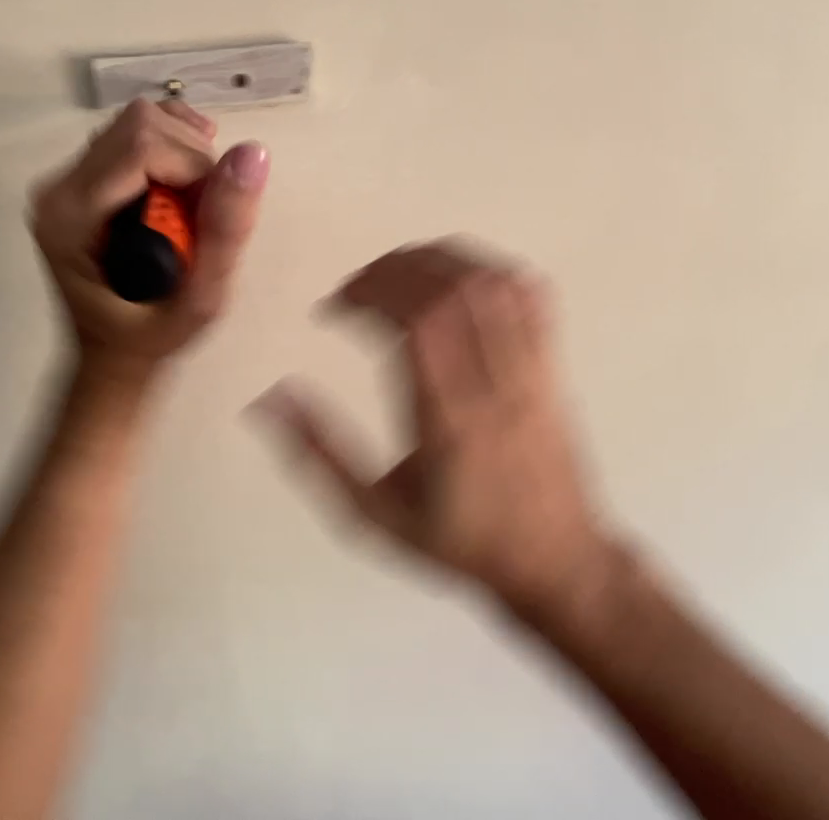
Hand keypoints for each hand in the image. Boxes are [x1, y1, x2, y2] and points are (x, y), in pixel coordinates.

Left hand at [29, 99, 268, 373]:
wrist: (112, 353)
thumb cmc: (151, 337)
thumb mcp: (199, 300)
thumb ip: (223, 230)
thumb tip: (252, 153)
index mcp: (71, 216)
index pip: (143, 145)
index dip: (195, 167)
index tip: (209, 215)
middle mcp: (57, 188)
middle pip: (140, 122)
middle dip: (191, 158)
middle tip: (201, 214)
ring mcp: (64, 178)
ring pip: (140, 119)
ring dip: (184, 152)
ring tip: (191, 206)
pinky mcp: (81, 174)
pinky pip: (134, 131)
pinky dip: (172, 147)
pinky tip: (183, 185)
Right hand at [253, 241, 619, 623]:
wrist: (559, 566)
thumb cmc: (459, 543)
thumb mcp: (373, 516)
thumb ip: (319, 455)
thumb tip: (269, 397)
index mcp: (451, 423)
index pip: (420, 324)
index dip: (371, 294)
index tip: (334, 309)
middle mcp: (498, 387)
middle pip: (453, 290)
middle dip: (392, 270)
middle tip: (355, 290)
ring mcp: (534, 373)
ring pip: (492, 283)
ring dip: (434, 261)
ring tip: (394, 275)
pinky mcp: (554, 368)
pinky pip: (528, 295)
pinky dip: (483, 269)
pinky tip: (450, 280)